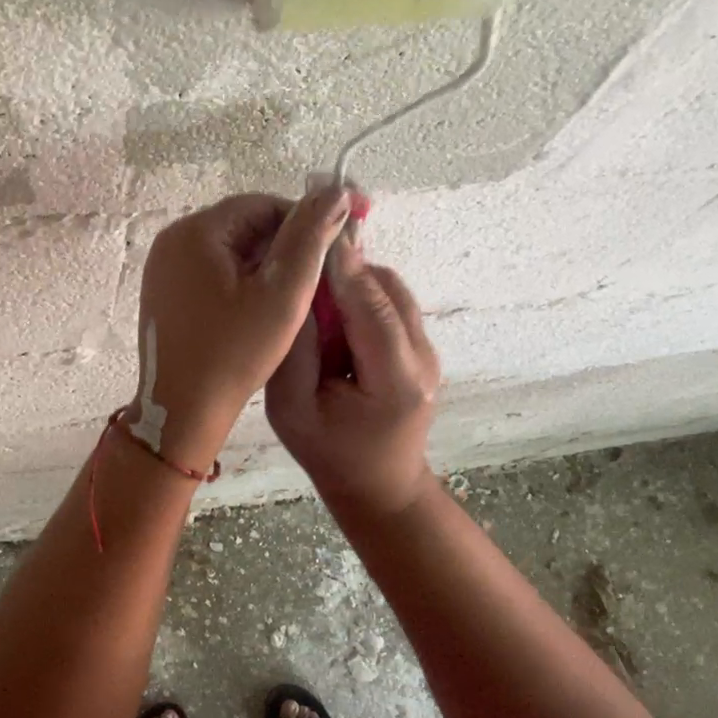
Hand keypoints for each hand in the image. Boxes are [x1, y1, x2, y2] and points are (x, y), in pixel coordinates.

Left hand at [128, 188, 350, 469]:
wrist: (182, 411)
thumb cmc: (234, 353)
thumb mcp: (282, 293)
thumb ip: (310, 237)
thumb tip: (337, 191)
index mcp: (195, 232)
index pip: (262, 205)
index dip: (305, 219)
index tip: (340, 240)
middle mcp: (172, 241)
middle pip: (244, 225)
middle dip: (287, 243)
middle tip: (323, 274)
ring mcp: (164, 267)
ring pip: (231, 250)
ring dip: (267, 264)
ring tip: (299, 293)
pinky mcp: (166, 292)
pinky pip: (213, 272)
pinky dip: (244, 281)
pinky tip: (266, 308)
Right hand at [265, 245, 441, 513]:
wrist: (379, 486)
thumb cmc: (329, 453)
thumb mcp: (291, 410)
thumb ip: (295, 352)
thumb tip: (297, 292)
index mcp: (396, 380)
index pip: (373, 308)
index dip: (345, 267)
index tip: (314, 231)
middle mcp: (423, 358)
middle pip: (387, 289)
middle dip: (346, 264)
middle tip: (300, 250)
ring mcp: (426, 351)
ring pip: (391, 289)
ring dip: (352, 276)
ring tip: (308, 276)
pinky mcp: (419, 346)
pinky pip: (389, 302)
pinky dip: (359, 291)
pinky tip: (326, 299)